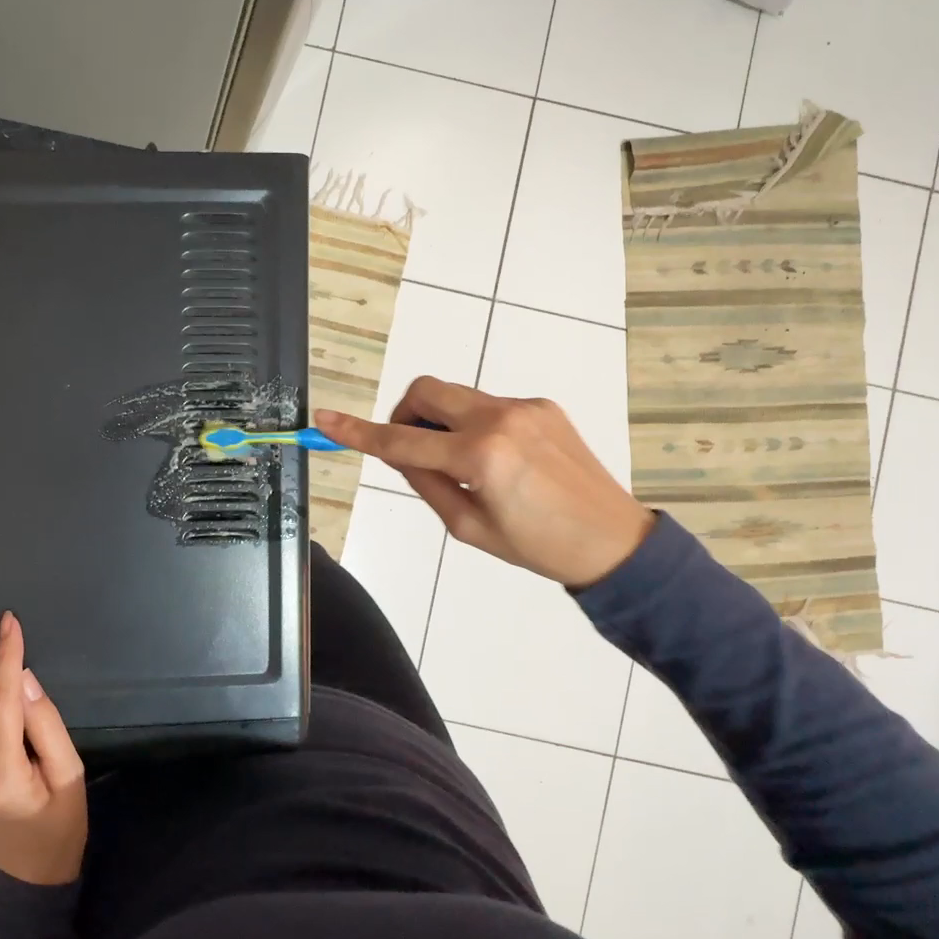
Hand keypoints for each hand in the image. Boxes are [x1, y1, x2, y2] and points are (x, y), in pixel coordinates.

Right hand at [316, 377, 654, 588]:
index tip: (324, 418)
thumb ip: (426, 482)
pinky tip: (498, 460)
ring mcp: (524, 407)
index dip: (358, 432)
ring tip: (462, 464)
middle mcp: (500, 419)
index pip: (401, 441)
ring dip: (440, 421)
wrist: (614, 539)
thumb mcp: (466, 526)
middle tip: (410, 449)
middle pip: (426, 392)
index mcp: (480, 458)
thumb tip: (400, 453)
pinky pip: (487, 405)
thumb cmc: (536, 546)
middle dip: (404, 414)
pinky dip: (473, 425)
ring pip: (456, 396)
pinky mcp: (542, 406)